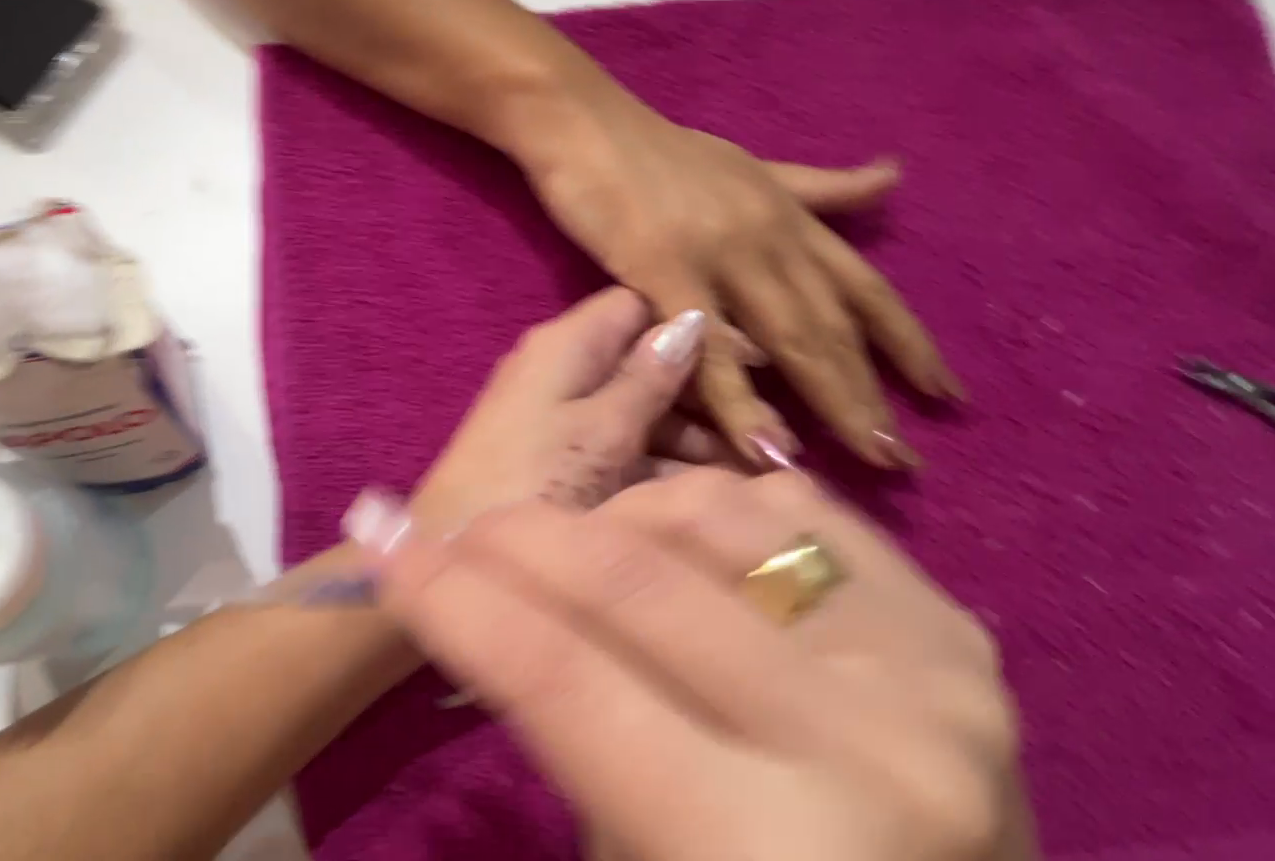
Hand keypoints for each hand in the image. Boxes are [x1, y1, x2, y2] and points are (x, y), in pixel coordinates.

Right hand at [354, 471, 1036, 860]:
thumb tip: (462, 590)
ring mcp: (931, 675)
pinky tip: (668, 544)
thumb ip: (560, 721)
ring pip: (710, 512)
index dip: (454, 599)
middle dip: (511, 538)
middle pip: (633, 578)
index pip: (565, 680)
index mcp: (769, 851)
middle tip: (454, 535)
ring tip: (570, 552)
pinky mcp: (956, 631)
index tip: (378, 541)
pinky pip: (788, 508)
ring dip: (606, 514)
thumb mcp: (623, 859)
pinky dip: (703, 508)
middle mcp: (874, 748)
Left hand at [408, 286, 727, 529]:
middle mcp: (560, 370)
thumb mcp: (601, 430)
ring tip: (758, 480)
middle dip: (707, 397)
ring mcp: (559, 418)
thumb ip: (647, 376)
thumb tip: (690, 317)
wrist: (454, 552)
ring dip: (696, 439)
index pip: (637, 307)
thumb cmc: (534, 482)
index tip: (755, 366)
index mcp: (564, 345)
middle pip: (644, 363)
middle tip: (774, 441)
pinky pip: (623, 448)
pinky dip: (664, 467)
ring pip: (640, 411)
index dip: (694, 329)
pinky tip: (711, 501)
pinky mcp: (560, 461)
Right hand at [523, 101, 962, 468]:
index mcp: (790, 218)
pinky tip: (763, 443)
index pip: (867, 289)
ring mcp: (720, 257)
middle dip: (875, 396)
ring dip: (834, 403)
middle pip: (835, 327)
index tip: (947, 397)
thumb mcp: (751, 165)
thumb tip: (892, 177)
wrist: (583, 129)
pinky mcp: (663, 272)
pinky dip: (739, 399)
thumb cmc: (658, 154)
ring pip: (789, 340)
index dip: (910, 344)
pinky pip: (708, 347)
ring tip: (867, 461)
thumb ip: (818, 188)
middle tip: (907, 463)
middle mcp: (770, 239)